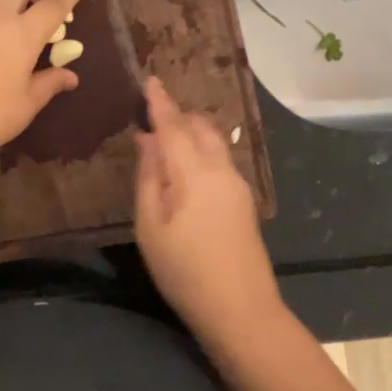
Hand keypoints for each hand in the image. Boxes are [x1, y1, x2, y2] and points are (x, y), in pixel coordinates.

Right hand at [134, 77, 279, 330]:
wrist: (242, 311)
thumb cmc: (184, 270)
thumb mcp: (150, 225)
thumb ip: (149, 176)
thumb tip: (147, 140)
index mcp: (193, 171)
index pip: (173, 124)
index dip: (159, 101)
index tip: (149, 79)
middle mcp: (220, 168)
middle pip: (199, 126)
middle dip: (177, 114)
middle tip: (151, 114)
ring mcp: (237, 184)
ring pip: (213, 141)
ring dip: (191, 131)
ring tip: (165, 140)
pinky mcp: (244, 200)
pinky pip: (219, 158)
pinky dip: (201, 149)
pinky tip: (186, 168)